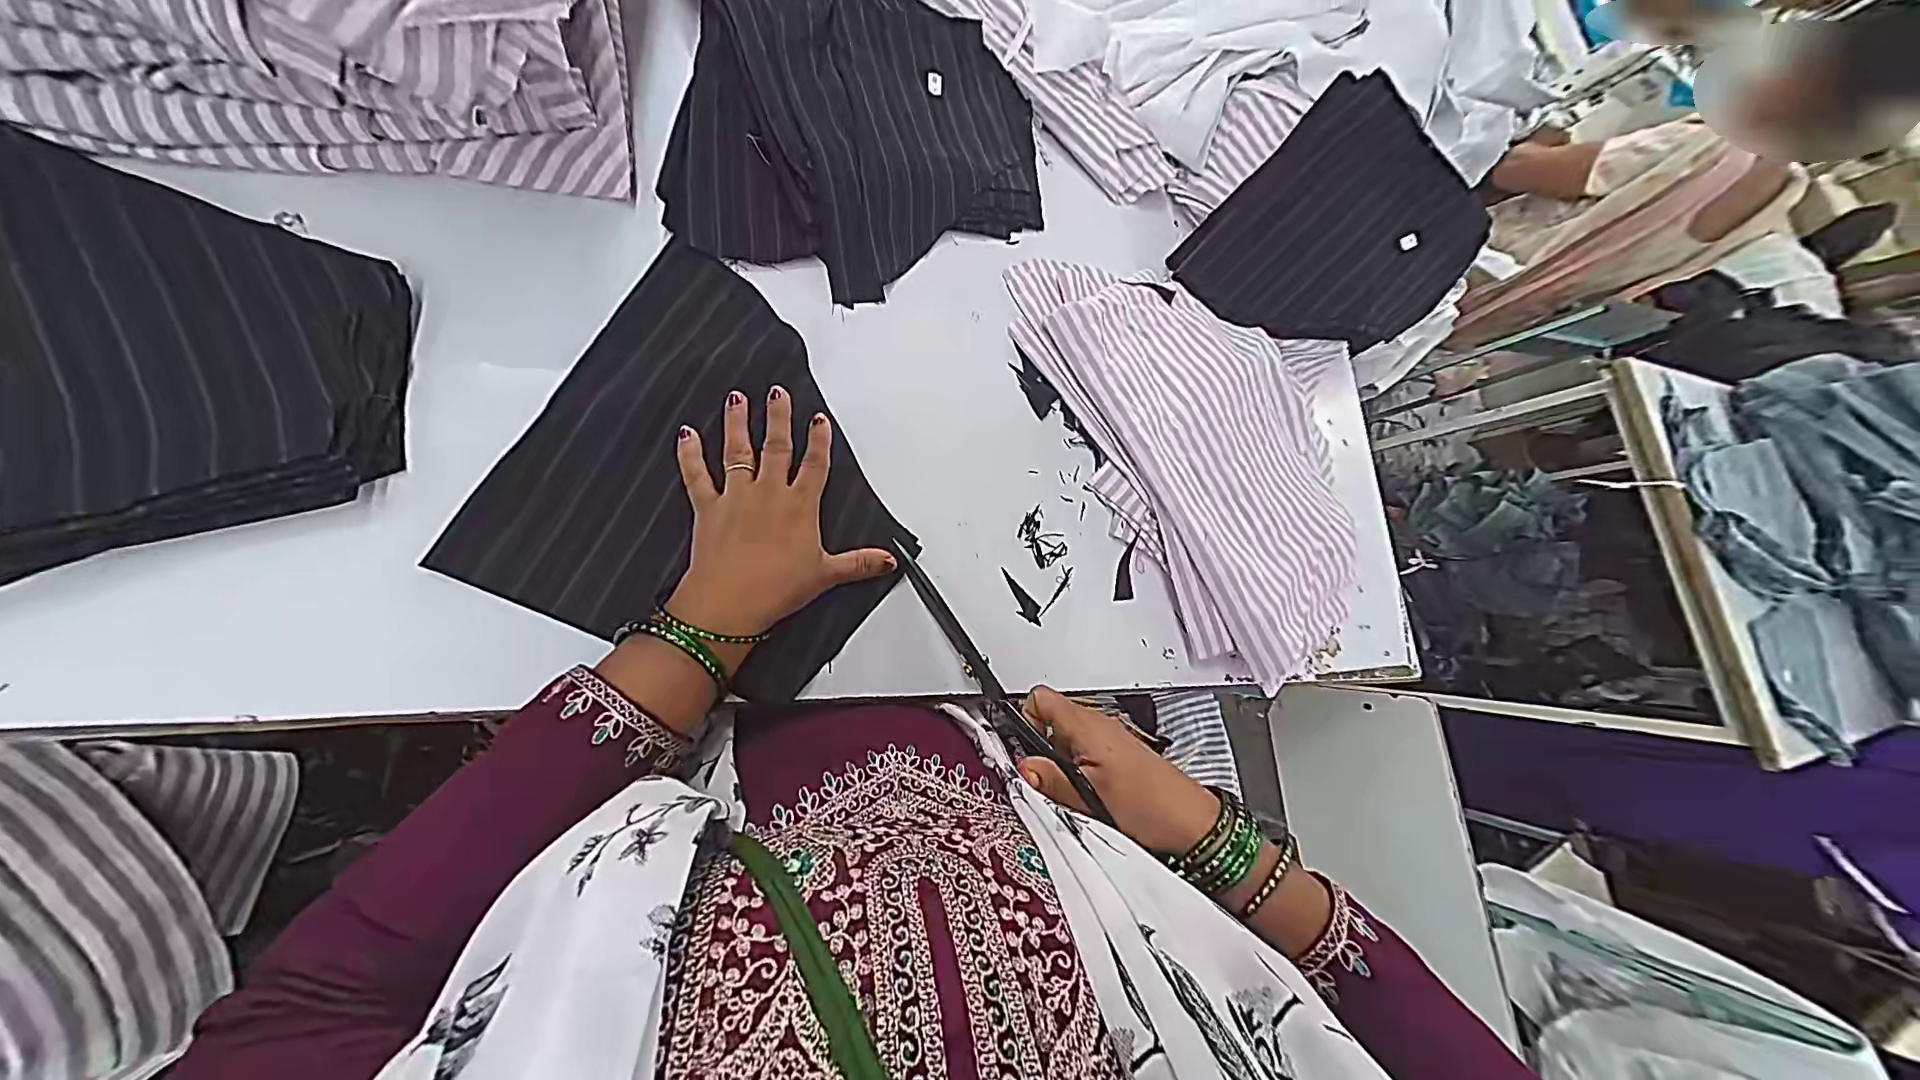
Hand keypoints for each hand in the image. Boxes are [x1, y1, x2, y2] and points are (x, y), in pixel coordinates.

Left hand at [667, 387, 897, 637]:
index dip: (819, 440)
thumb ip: (859, 563)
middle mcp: (768, 494)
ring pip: (738, 451)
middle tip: (777, 392)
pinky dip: (690, 453)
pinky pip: (697, 474)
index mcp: (799, 506)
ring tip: (737, 399)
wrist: (731, 601)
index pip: (814, 464)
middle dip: (779, 417)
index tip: (818, 420)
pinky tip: (687, 434)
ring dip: (737, 423)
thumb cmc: (775, 587)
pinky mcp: (708, 508)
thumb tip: (886, 561)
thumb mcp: (826, 575)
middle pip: (776, 446)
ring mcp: (736, 497)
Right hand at [1017, 687, 1223, 856]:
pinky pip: (1083, 752)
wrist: (1192, 823)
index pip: (1038, 699)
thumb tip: (1023, 768)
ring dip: (1059, 763)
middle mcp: (1097, 724)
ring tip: (1073, 792)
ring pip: (1065, 739)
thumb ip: (1051, 781)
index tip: (1022, 752)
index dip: (1023, 721)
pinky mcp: (1116, 754)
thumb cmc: (1152, 805)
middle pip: (1048, 720)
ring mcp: (1108, 738)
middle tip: (1047, 780)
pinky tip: (1088, 796)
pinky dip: (1078, 770)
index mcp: (1086, 725)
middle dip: (1040, 750)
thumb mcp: (1091, 799)